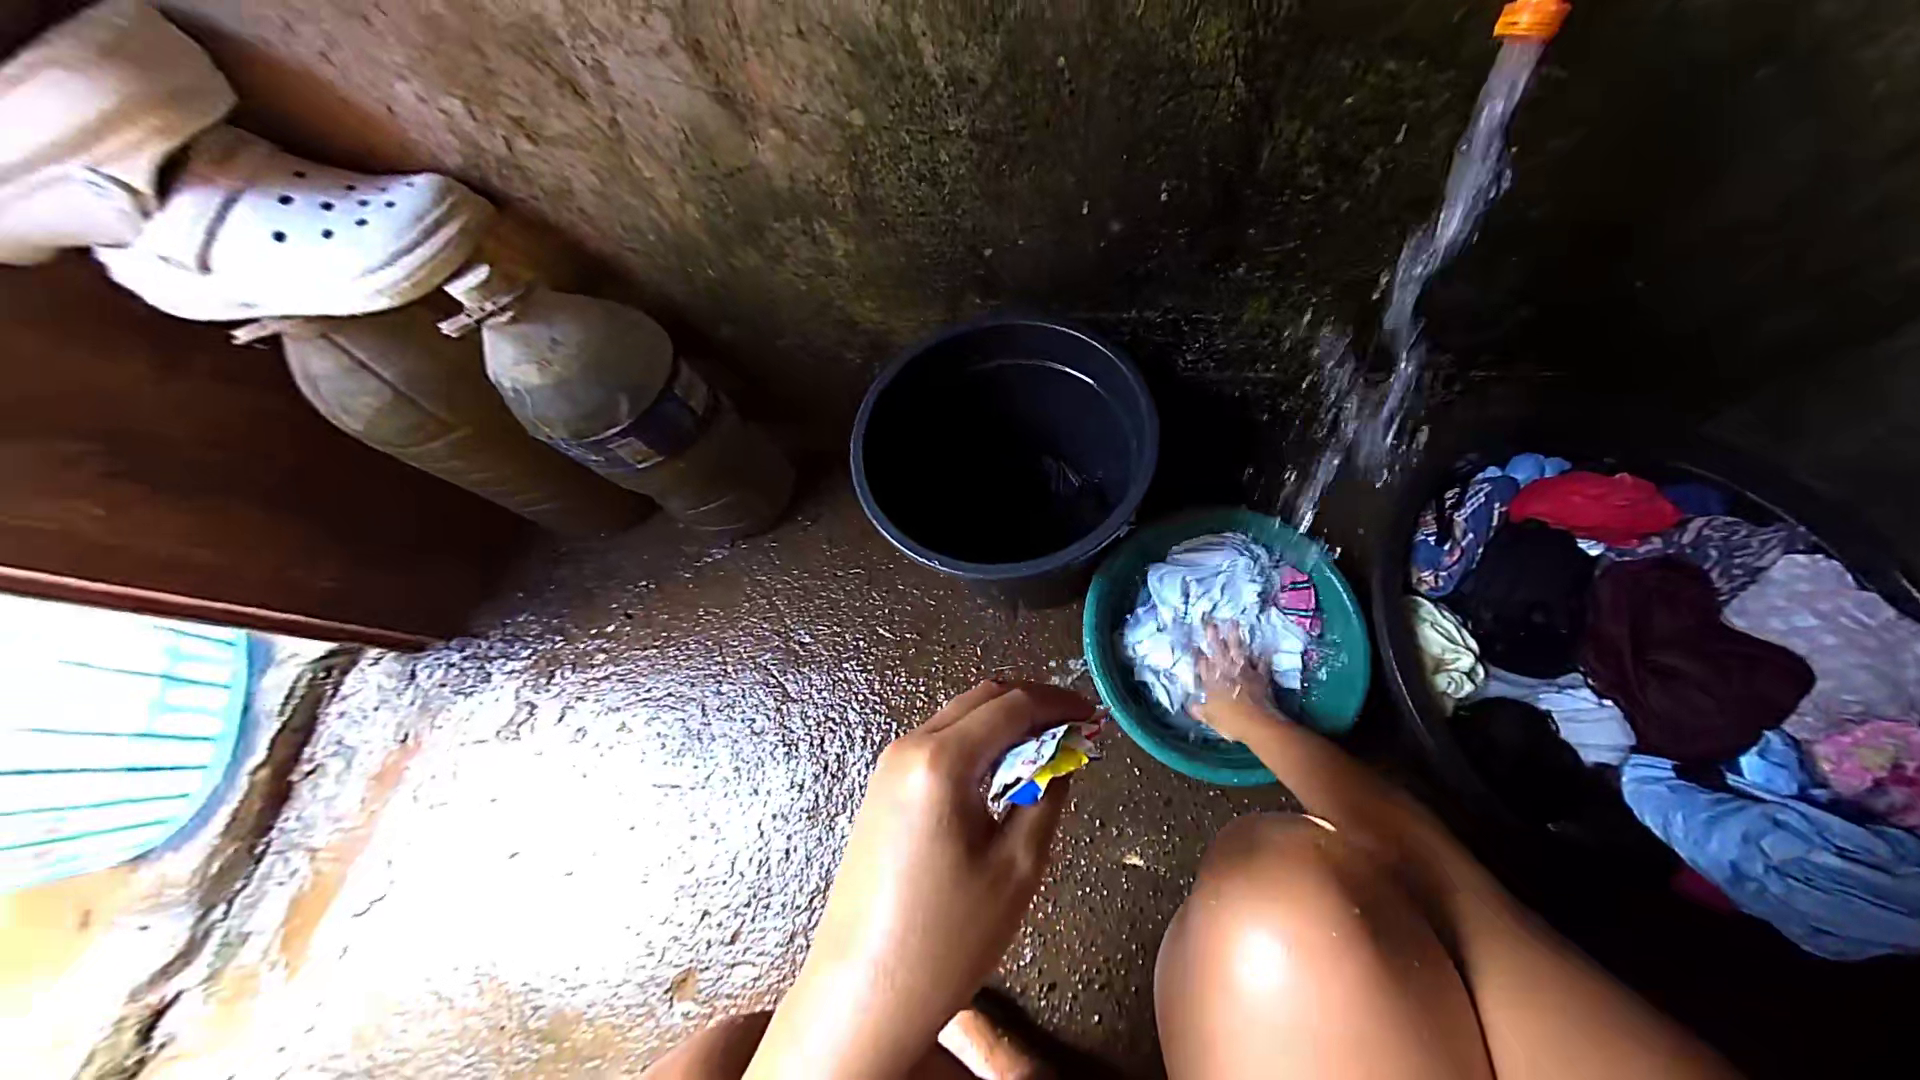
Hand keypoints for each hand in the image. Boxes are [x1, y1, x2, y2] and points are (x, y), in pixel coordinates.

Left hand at [745, 681, 1093, 1079]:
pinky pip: (940, 741)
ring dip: (1005, 721)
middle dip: (1033, 705)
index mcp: (941, 760)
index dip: (1059, 704)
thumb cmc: (945, 937)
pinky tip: (1003, 771)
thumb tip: (1062, 755)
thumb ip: (1046, 796)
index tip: (1092, 717)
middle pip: (982, 698)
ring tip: (1046, 751)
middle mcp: (909, 746)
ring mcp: (890, 764)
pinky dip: (978, 741)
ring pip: (959, 715)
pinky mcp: (885, 785)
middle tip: (1073, 731)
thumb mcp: (1016, 868)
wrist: (862, 990)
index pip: (1011, 705)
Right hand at [1190, 622, 1291, 743]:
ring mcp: (1245, 673)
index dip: (1198, 654)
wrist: (1260, 724)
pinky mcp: (1261, 677)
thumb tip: (1191, 706)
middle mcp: (1228, 673)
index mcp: (1212, 682)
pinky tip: (1260, 648)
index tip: (1195, 644)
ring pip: (1238, 652)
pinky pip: (1261, 663)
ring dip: (1235, 637)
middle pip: (1219, 652)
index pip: (1203, 665)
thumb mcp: (1210, 718)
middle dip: (1214, 638)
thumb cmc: (1232, 721)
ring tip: (1232, 623)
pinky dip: (1260, 656)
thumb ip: (1200, 711)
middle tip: (1211, 624)